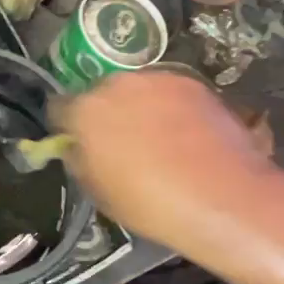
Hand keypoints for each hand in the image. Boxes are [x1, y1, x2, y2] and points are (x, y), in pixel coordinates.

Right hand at [53, 71, 273, 244]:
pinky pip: (169, 92)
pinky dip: (173, 107)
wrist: (223, 195)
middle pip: (101, 95)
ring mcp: (156, 78)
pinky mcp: (190, 81)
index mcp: (85, 111)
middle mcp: (116, 84)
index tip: (79, 144)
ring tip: (161, 140)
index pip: (60, 109)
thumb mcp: (101, 194)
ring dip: (141, 107)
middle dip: (108, 114)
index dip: (68, 127)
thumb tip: (78, 148)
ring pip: (137, 90)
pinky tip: (188, 135)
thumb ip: (82, 161)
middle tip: (124, 144)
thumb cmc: (153, 204)